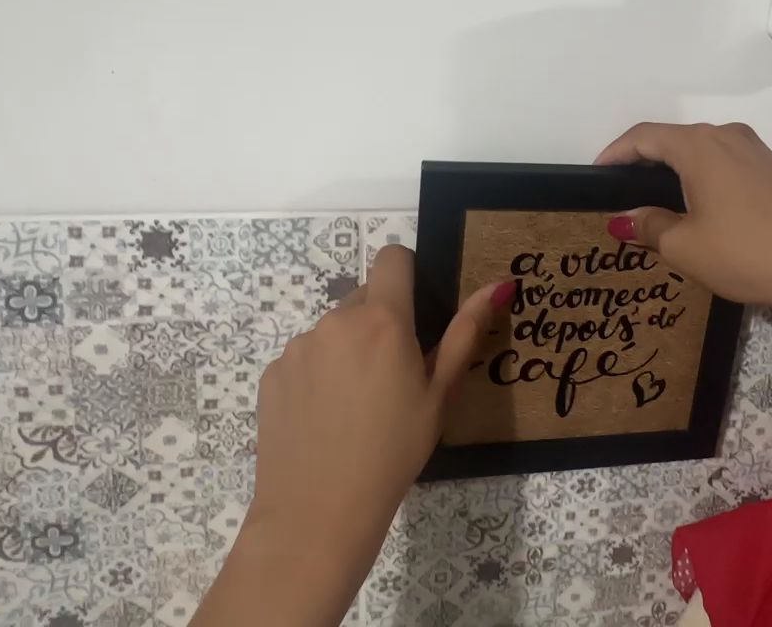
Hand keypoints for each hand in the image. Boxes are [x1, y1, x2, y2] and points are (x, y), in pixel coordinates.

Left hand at [194, 245, 508, 626]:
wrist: (317, 513)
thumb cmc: (394, 450)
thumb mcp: (441, 393)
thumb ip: (466, 331)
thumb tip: (499, 283)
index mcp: (383, 319)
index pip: (392, 257)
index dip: (407, 272)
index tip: (416, 309)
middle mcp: (336, 320)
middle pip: (365, 296)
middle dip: (382, 320)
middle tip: (394, 373)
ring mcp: (299, 346)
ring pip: (335, 328)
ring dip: (350, 347)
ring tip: (357, 402)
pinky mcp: (272, 373)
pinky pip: (306, 355)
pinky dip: (320, 372)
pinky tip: (326, 416)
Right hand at [596, 122, 771, 313]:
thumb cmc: (746, 255)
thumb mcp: (685, 247)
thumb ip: (650, 226)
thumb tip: (625, 218)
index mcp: (700, 147)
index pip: (644, 136)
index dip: (615, 152)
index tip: (596, 174)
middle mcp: (728, 137)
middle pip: (674, 139)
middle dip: (644, 160)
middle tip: (622, 191)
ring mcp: (757, 152)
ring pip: (704, 150)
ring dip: (677, 169)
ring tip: (659, 201)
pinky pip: (728, 164)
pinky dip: (706, 177)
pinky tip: (704, 207)